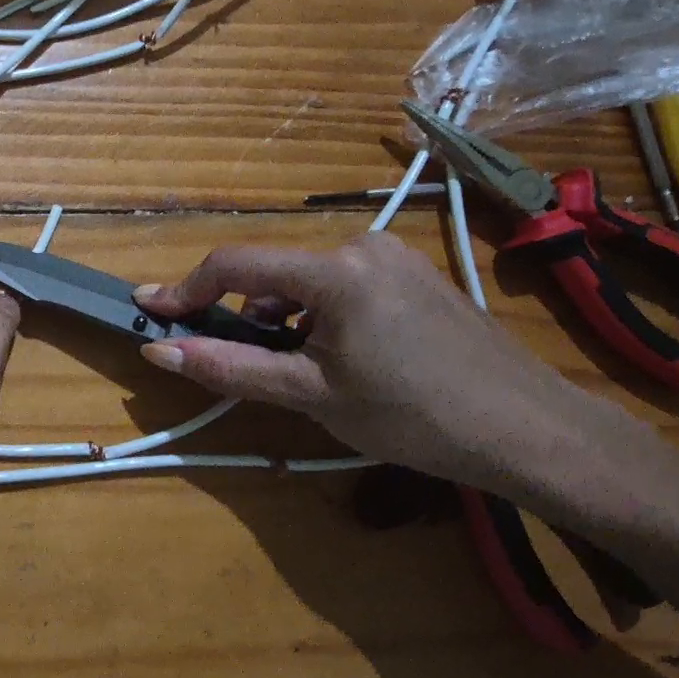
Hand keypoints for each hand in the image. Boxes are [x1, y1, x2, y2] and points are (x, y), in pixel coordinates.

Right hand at [133, 233, 609, 494]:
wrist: (529, 430)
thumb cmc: (413, 416)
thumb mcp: (310, 395)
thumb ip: (229, 367)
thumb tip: (159, 350)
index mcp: (335, 271)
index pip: (234, 264)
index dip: (185, 289)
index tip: (149, 311)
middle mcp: (361, 247)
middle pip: (270, 272)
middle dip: (239, 312)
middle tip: (230, 360)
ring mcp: (392, 258)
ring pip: (304, 281)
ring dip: (279, 318)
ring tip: (294, 371)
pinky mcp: (413, 276)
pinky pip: (339, 286)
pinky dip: (315, 316)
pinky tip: (335, 358)